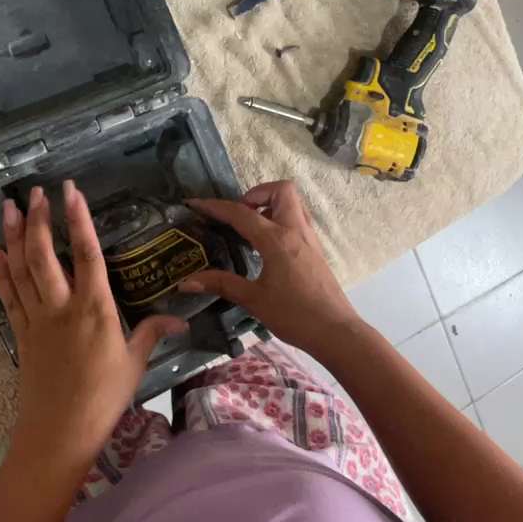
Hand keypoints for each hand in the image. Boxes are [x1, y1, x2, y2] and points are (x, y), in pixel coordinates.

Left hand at [0, 182, 185, 464]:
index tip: (71, 192)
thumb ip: (152, 332)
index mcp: (95, 309)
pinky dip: (0, 271)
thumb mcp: (135, 363)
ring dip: (13, 236)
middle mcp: (62, 307)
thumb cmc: (105, 397)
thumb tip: (181, 319)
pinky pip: (8, 296)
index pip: (87, 254)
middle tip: (35, 192)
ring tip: (6, 207)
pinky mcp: (21, 334)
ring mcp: (37, 320)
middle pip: (45, 255)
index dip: (78, 220)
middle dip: (39, 220)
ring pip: (21, 270)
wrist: (60, 432)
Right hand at [179, 181, 370, 354]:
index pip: (241, 213)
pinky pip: (299, 220)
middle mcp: (296, 230)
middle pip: (280, 190)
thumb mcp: (254, 300)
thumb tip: (186, 282)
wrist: (335, 331)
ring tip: (251, 227)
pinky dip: (281, 220)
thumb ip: (222, 284)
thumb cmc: (294, 315)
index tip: (195, 203)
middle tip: (239, 215)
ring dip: (271, 205)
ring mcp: (309, 238)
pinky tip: (268, 244)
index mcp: (277, 239)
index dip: (215, 206)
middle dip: (256, 194)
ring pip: (293, 203)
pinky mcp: (316, 249)